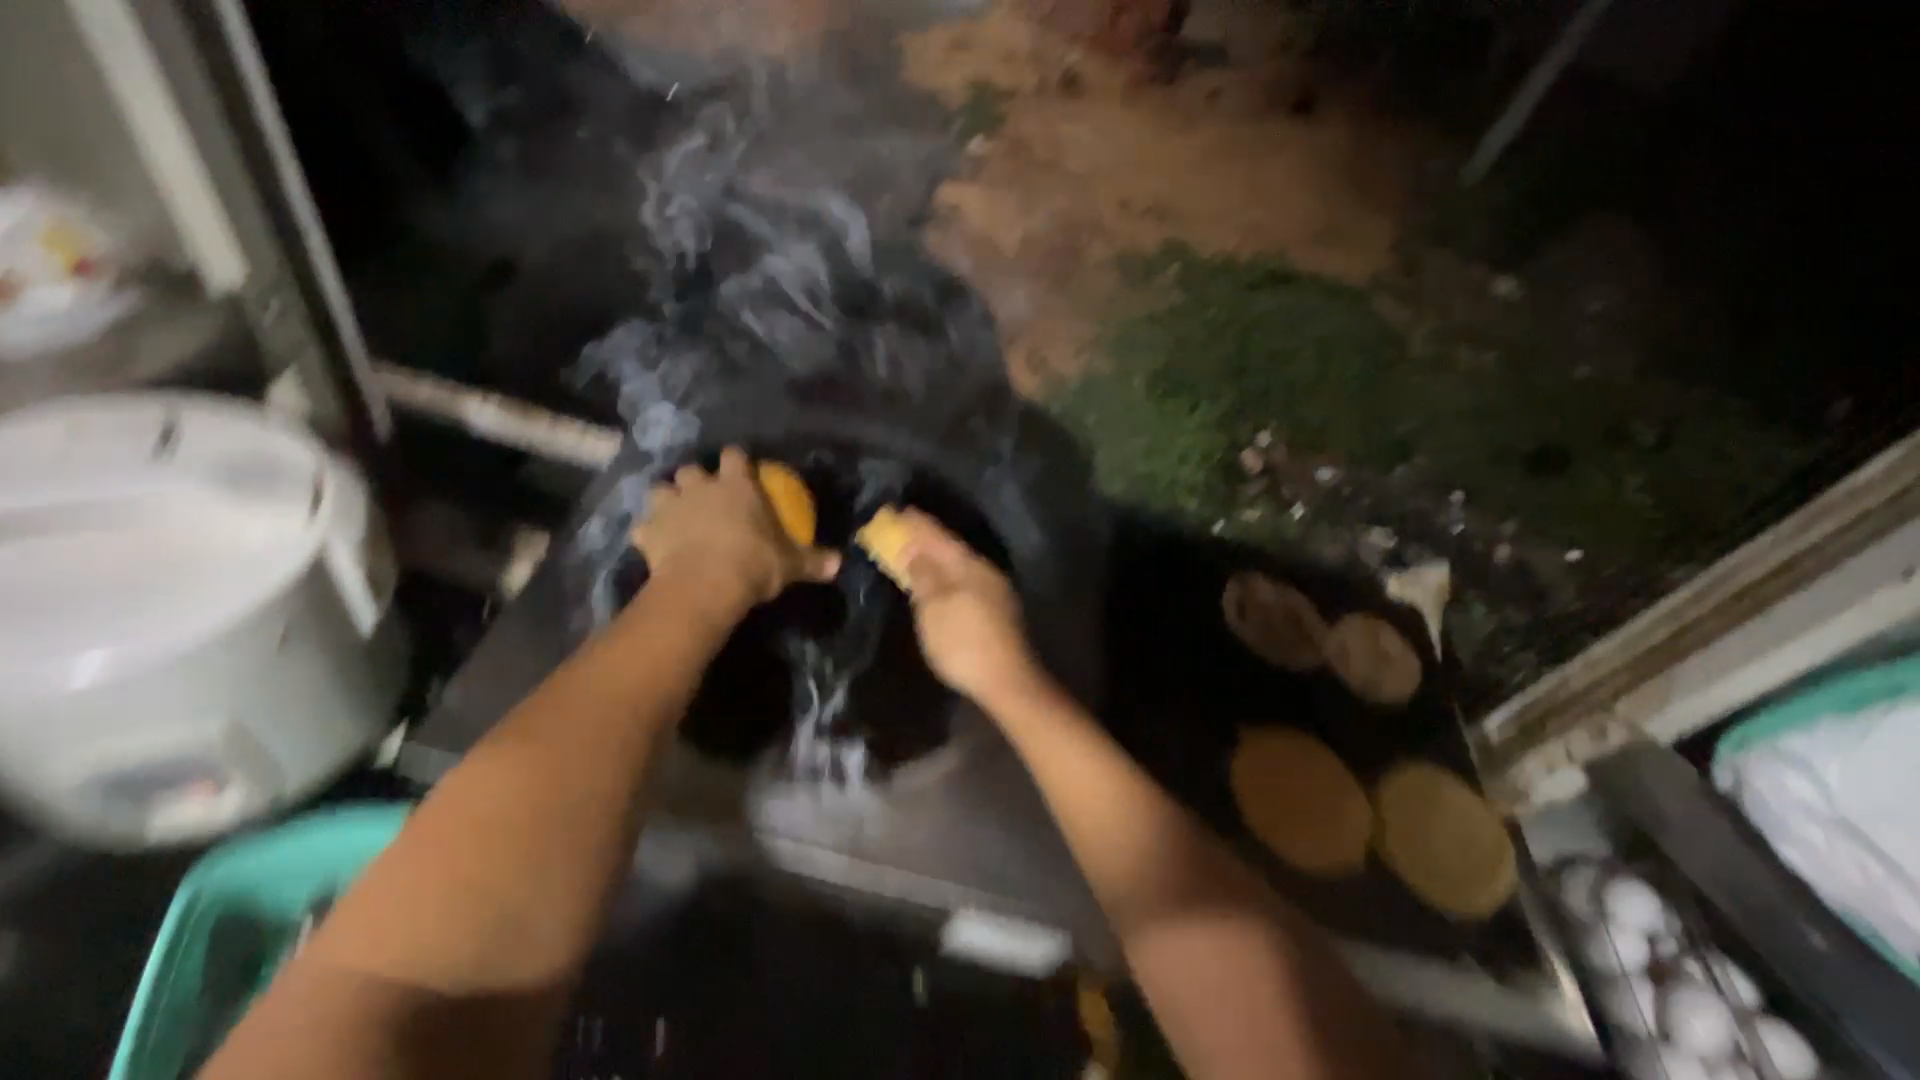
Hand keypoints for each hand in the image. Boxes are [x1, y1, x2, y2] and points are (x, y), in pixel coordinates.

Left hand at [632, 448, 840, 613]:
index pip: (735, 456)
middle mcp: (701, 487)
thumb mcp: (790, 565)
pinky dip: (648, 534)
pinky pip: (643, 528)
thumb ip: (812, 560)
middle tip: (704, 497)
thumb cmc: (753, 564)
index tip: (741, 468)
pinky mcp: (647, 531)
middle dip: (695, 480)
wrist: (705, 584)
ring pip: (660, 490)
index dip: (737, 460)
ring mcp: (670, 507)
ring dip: (667, 501)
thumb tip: (839, 563)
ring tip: (675, 517)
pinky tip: (655, 546)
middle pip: (691, 469)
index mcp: (737, 486)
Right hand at [895, 508, 1043, 703]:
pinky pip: (965, 582)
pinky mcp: (997, 613)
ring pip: (959, 566)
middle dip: (926, 539)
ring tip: (914, 554)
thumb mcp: (933, 608)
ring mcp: (994, 592)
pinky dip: (946, 578)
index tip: (896, 511)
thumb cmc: (963, 642)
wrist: (1006, 681)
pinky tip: (938, 584)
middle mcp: (985, 572)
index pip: (939, 535)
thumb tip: (915, 550)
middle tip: (901, 530)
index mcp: (969, 565)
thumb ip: (923, 576)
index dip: (916, 524)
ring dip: (936, 559)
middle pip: (951, 549)